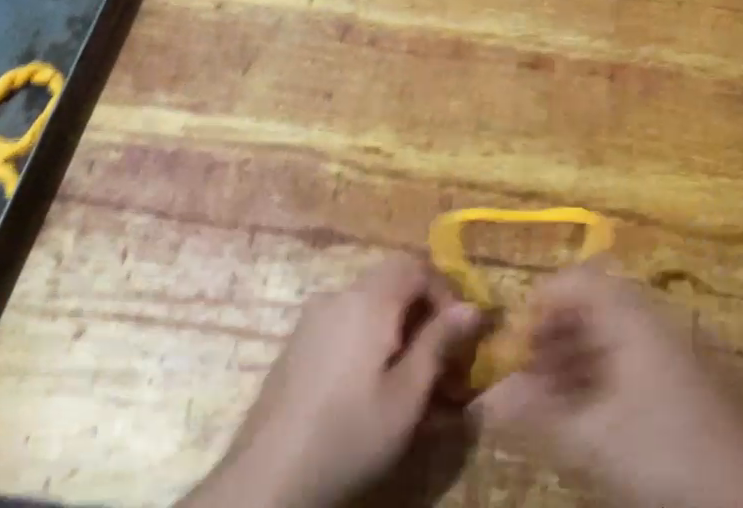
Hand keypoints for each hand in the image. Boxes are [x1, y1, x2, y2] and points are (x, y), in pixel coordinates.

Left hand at [184, 255, 482, 507]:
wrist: (269, 478)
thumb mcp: (407, 396)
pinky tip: (374, 391)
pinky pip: (345, 328)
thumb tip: (472, 306)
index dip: (445, 291)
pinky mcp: (297, 347)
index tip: (460, 336)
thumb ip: (439, 344)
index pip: (415, 265)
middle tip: (443, 366)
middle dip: (424, 317)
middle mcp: (337, 297)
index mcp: (367, 300)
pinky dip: (370, 345)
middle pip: (392, 284)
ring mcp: (311, 321)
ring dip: (399, 334)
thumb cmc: (350, 433)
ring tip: (413, 386)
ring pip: (369, 309)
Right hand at [474, 261, 742, 507]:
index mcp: (634, 316)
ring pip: (615, 337)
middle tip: (528, 383)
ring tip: (555, 408)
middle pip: (593, 306)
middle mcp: (659, 319)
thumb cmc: (670, 455)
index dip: (537, 306)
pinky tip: (597, 422)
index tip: (515, 350)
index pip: (574, 279)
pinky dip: (607, 380)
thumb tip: (482, 399)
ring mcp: (683, 349)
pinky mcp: (698, 381)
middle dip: (553, 339)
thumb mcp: (591, 439)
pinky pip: (639, 362)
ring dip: (576, 363)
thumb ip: (531, 415)